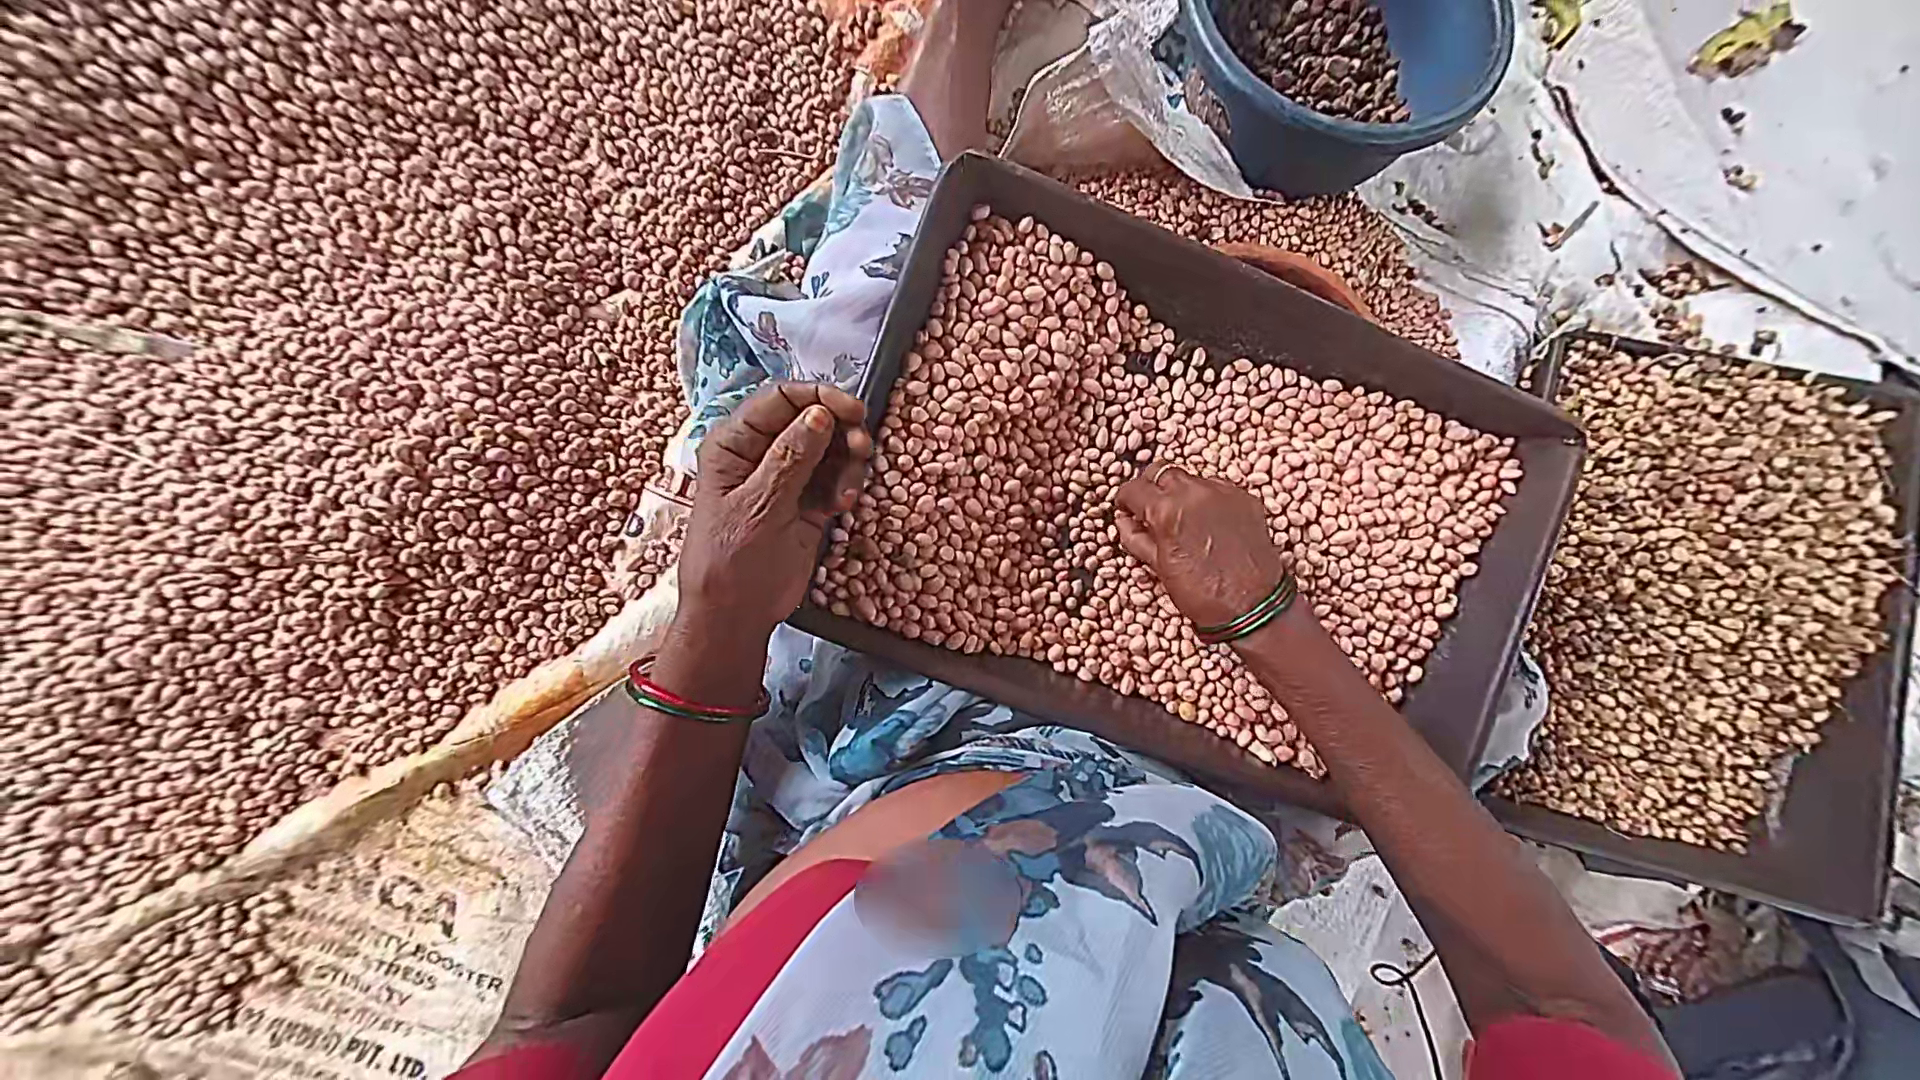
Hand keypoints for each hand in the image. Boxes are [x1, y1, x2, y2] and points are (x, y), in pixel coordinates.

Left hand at [678, 382, 872, 640]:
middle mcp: (763, 453)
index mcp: (736, 443)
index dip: (820, 398)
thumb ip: (790, 458)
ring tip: (848, 490)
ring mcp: (788, 478)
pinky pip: (836, 477)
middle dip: (841, 430)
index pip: (780, 399)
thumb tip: (820, 414)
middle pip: (812, 420)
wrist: (736, 613)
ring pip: (830, 448)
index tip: (854, 411)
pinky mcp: (808, 502)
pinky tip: (843, 505)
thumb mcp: (759, 505)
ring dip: (848, 461)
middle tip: (862, 448)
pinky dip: (847, 484)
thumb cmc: (731, 559)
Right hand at [1115, 463, 1288, 629]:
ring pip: (1190, 478)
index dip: (1125, 499)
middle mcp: (1194, 494)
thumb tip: (1124, 522)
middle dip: (1151, 488)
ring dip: (1178, 491)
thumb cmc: (1204, 593)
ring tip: (1179, 517)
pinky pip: (1217, 487)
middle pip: (1161, 472)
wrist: (1251, 605)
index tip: (1126, 508)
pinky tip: (1205, 521)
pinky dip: (1205, 498)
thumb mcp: (1158, 566)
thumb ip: (1136, 538)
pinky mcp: (1244, 498)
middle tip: (1150, 509)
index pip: (1134, 489)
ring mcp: (1222, 493)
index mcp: (1166, 511)